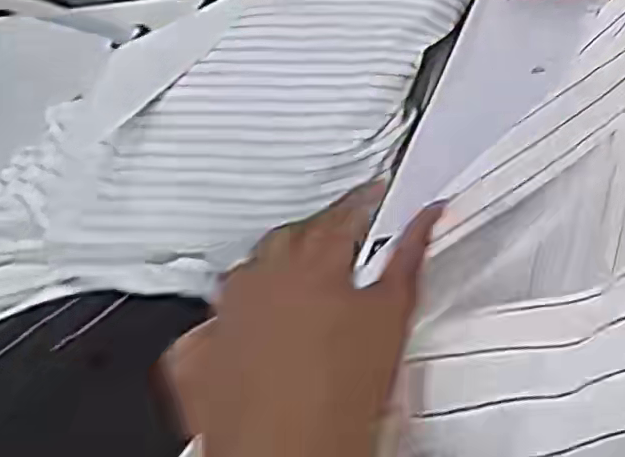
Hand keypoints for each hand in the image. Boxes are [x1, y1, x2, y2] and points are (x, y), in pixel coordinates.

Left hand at [163, 183, 443, 456]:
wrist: (296, 449)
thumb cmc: (346, 386)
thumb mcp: (397, 306)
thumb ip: (411, 252)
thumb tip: (428, 215)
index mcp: (314, 265)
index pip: (342, 212)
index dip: (364, 198)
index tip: (375, 193)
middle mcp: (262, 285)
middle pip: (289, 234)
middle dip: (321, 223)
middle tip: (348, 226)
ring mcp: (223, 323)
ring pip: (245, 270)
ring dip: (275, 260)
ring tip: (304, 265)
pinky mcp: (196, 363)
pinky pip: (205, 323)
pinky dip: (226, 313)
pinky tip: (245, 317)